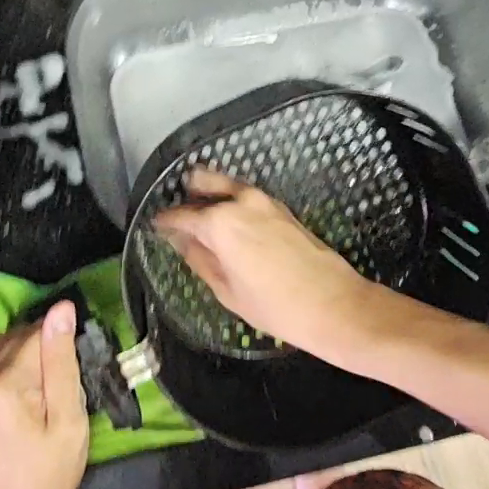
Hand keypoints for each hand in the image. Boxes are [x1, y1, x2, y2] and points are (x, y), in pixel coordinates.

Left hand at [0, 301, 88, 488]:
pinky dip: (17, 368)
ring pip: (6, 348)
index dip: (63, 340)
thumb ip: (62, 361)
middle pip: (20, 336)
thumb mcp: (68, 419)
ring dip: (31, 355)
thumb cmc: (49, 476)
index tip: (80, 361)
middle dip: (46, 346)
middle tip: (69, 378)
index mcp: (3, 383)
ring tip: (54, 385)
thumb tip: (62, 309)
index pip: (38, 332)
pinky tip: (34, 394)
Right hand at [152, 168, 380, 352]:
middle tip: (180, 218)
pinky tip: (230, 227)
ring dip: (211, 196)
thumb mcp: (227, 290)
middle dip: (188, 196)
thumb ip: (199, 260)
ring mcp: (263, 200)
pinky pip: (245, 196)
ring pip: (226, 186)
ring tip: (203, 222)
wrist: (333, 303)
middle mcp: (240, 201)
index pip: (181, 215)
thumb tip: (181, 242)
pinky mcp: (281, 207)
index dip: (165, 222)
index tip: (155, 227)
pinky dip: (232, 203)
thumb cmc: (275, 306)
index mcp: (219, 222)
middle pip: (204, 182)